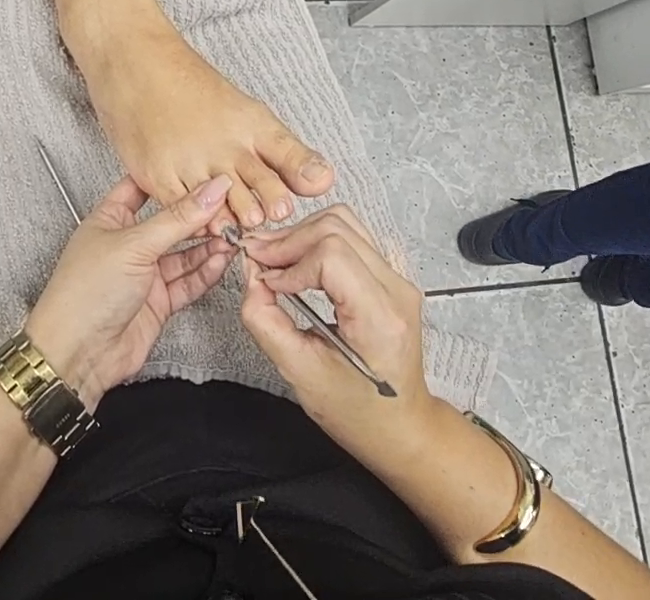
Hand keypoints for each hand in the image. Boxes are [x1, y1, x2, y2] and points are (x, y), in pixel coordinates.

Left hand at [23, 175, 237, 408]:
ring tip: (233, 235)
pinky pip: (188, 281)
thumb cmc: (85, 294)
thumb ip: (178, 219)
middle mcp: (127, 244)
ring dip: (209, 245)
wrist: (77, 354)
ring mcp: (143, 274)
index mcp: (110, 219)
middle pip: (171, 222)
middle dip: (200, 216)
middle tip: (230, 207)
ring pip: (184, 253)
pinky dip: (206, 272)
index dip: (172, 179)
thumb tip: (210, 191)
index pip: (144, 188)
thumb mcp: (134, 245)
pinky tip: (222, 261)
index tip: (203, 171)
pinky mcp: (157, 302)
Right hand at [75, 18, 336, 232]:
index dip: (299, 177)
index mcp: (251, 124)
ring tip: (242, 229)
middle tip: (275, 217)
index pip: (287, 155)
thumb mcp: (246, 113)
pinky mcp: (159, 176)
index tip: (307, 191)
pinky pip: (183, 210)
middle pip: (259, 184)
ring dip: (235, 220)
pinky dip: (197, 224)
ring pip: (223, 204)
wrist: (136, 66)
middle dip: (269, 205)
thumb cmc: (190, 89)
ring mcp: (191, 161)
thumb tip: (324, 181)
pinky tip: (206, 229)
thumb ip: (285, 153)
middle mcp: (225, 143)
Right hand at [238, 205, 438, 455]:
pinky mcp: (389, 276)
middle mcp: (396, 290)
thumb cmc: (359, 412)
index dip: (289, 261)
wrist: (400, 426)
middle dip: (289, 240)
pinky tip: (295, 262)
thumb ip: (267, 322)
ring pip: (343, 222)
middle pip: (335, 228)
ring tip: (273, 259)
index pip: (331, 255)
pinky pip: (351, 236)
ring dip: (301, 236)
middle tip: (257, 260)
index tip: (266, 282)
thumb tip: (250, 277)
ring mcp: (397, 279)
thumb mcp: (300, 373)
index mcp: (380, 317)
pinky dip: (316, 240)